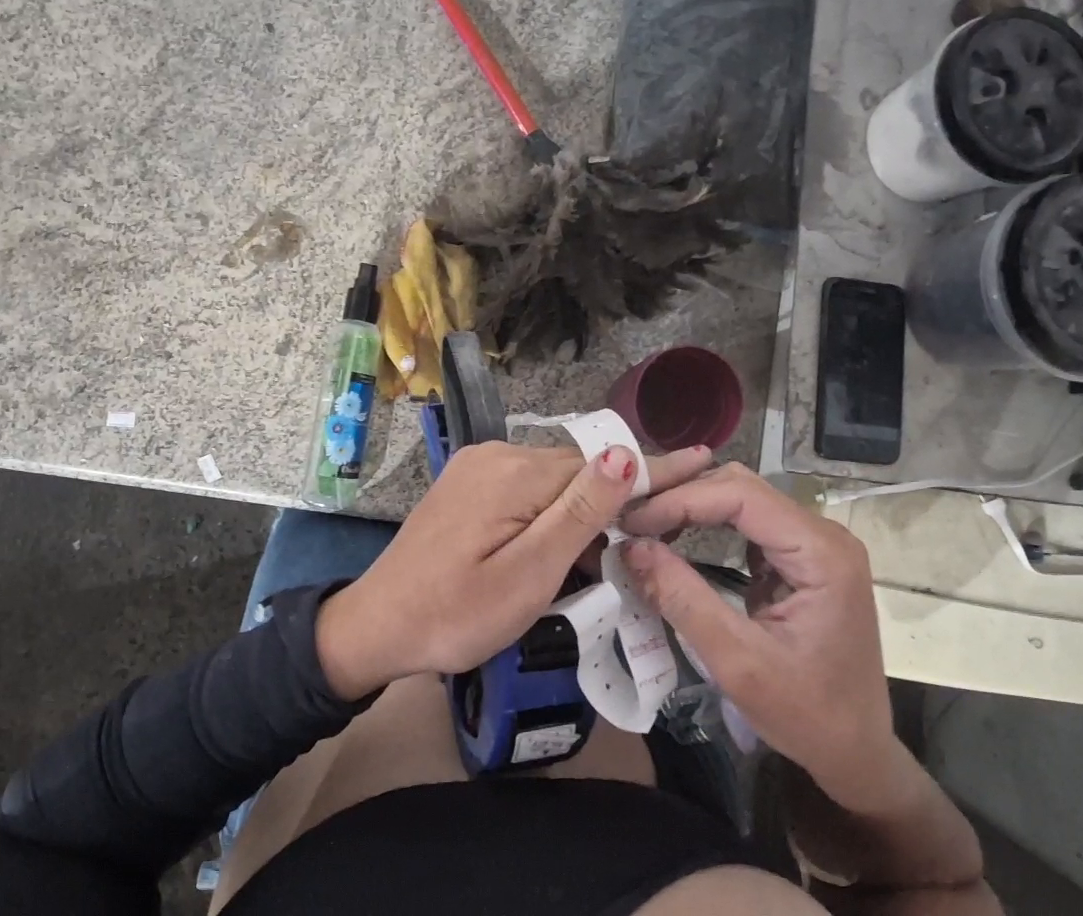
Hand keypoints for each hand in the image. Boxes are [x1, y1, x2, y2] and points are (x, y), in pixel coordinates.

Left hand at [316, 441, 713, 699]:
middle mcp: (495, 456)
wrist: (376, 627)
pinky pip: (525, 493)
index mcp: (514, 474)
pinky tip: (562, 547)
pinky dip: (550, 518)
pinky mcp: (465, 488)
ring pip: (551, 485)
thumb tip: (624, 455)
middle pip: (576, 474)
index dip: (654, 469)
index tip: (705, 458)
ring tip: (610, 553)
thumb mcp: (529, 573)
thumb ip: (579, 512)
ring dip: (581, 515)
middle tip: (661, 532)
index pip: (601, 466)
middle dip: (616, 502)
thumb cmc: (455, 615)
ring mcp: (475, 469)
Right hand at [619, 464, 903, 811]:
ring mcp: (816, 545)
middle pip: (742, 488)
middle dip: (681, 497)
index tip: (629, 522)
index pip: (740, 495)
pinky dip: (707, 524)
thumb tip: (630, 548)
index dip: (679, 500)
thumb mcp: (737, 661)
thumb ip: (683, 599)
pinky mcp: (802, 559)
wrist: (855, 750)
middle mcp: (824, 535)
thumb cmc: (805, 713)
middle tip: (628, 520)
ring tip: (644, 526)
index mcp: (822, 553)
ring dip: (691, 506)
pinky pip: (748, 523)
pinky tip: (675, 537)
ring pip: (742, 499)